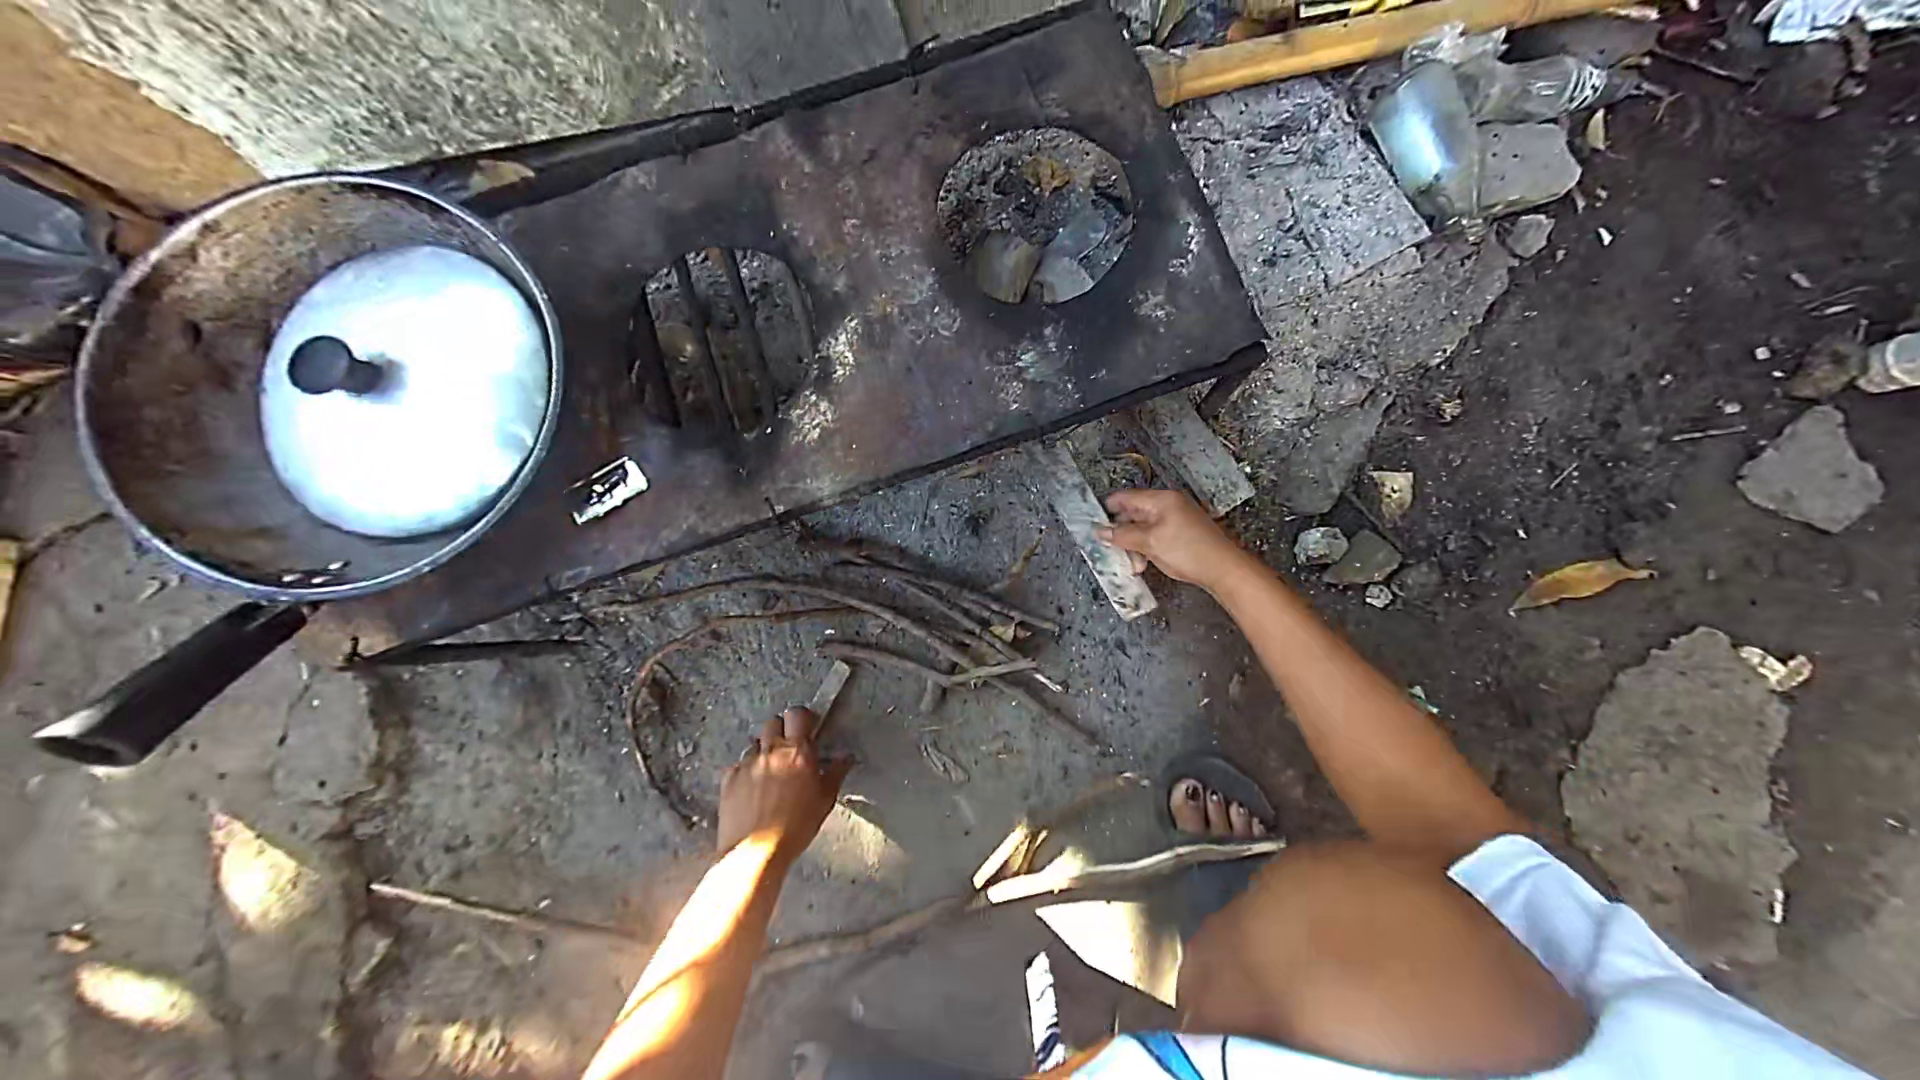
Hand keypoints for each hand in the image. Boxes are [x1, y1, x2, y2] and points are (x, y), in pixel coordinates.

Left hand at [716, 708, 851, 865]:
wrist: (756, 851)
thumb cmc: (795, 827)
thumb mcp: (824, 800)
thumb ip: (835, 773)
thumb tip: (846, 758)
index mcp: (798, 752)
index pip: (798, 714)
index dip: (803, 718)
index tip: (808, 729)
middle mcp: (772, 750)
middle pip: (774, 721)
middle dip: (782, 730)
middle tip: (790, 748)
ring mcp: (747, 763)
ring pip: (756, 742)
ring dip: (764, 750)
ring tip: (771, 771)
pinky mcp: (729, 778)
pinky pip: (739, 763)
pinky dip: (746, 769)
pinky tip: (753, 787)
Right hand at [1097, 489, 1250, 589]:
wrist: (1224, 569)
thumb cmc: (1191, 551)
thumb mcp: (1149, 543)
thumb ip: (1123, 535)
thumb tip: (1102, 531)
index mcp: (1161, 500)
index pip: (1125, 498)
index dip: (1107, 510)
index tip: (1095, 525)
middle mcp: (1169, 505)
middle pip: (1133, 514)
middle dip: (1122, 533)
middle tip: (1115, 550)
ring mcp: (1176, 518)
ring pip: (1143, 528)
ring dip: (1134, 545)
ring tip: (1135, 564)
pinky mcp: (1182, 533)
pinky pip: (1155, 536)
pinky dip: (1147, 548)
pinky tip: (1146, 563)